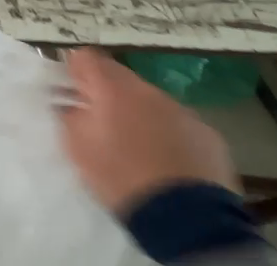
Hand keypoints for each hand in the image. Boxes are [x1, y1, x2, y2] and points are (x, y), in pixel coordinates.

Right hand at [58, 48, 238, 215]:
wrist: (187, 219)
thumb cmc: (121, 176)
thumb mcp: (77, 146)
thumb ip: (67, 115)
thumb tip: (67, 103)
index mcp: (112, 87)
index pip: (86, 57)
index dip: (75, 71)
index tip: (71, 92)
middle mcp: (148, 90)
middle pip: (120, 78)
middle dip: (107, 94)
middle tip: (101, 123)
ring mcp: (182, 111)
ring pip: (150, 101)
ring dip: (138, 114)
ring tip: (136, 146)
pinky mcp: (208, 135)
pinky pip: (178, 124)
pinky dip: (167, 134)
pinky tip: (166, 161)